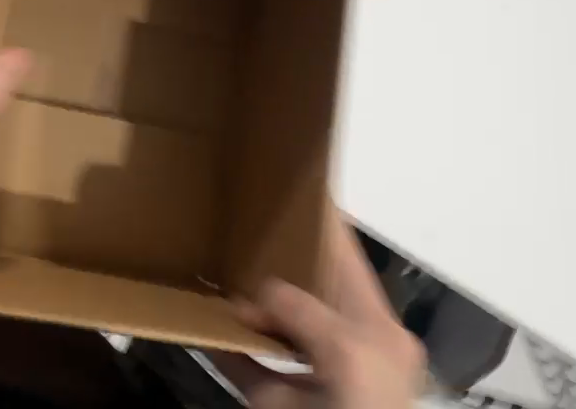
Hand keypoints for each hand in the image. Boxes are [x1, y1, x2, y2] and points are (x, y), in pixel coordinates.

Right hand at [213, 215, 427, 408]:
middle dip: (274, 260)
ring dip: (244, 303)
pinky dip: (223, 346)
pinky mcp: (277, 406)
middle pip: (307, 292)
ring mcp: (311, 382)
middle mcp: (347, 349)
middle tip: (239, 220)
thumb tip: (253, 296)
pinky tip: (199, 321)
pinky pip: (246, 369)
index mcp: (376, 331)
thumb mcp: (347, 356)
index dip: (321, 224)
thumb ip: (303, 314)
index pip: (346, 260)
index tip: (287, 187)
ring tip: (213, 261)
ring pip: (274, 329)